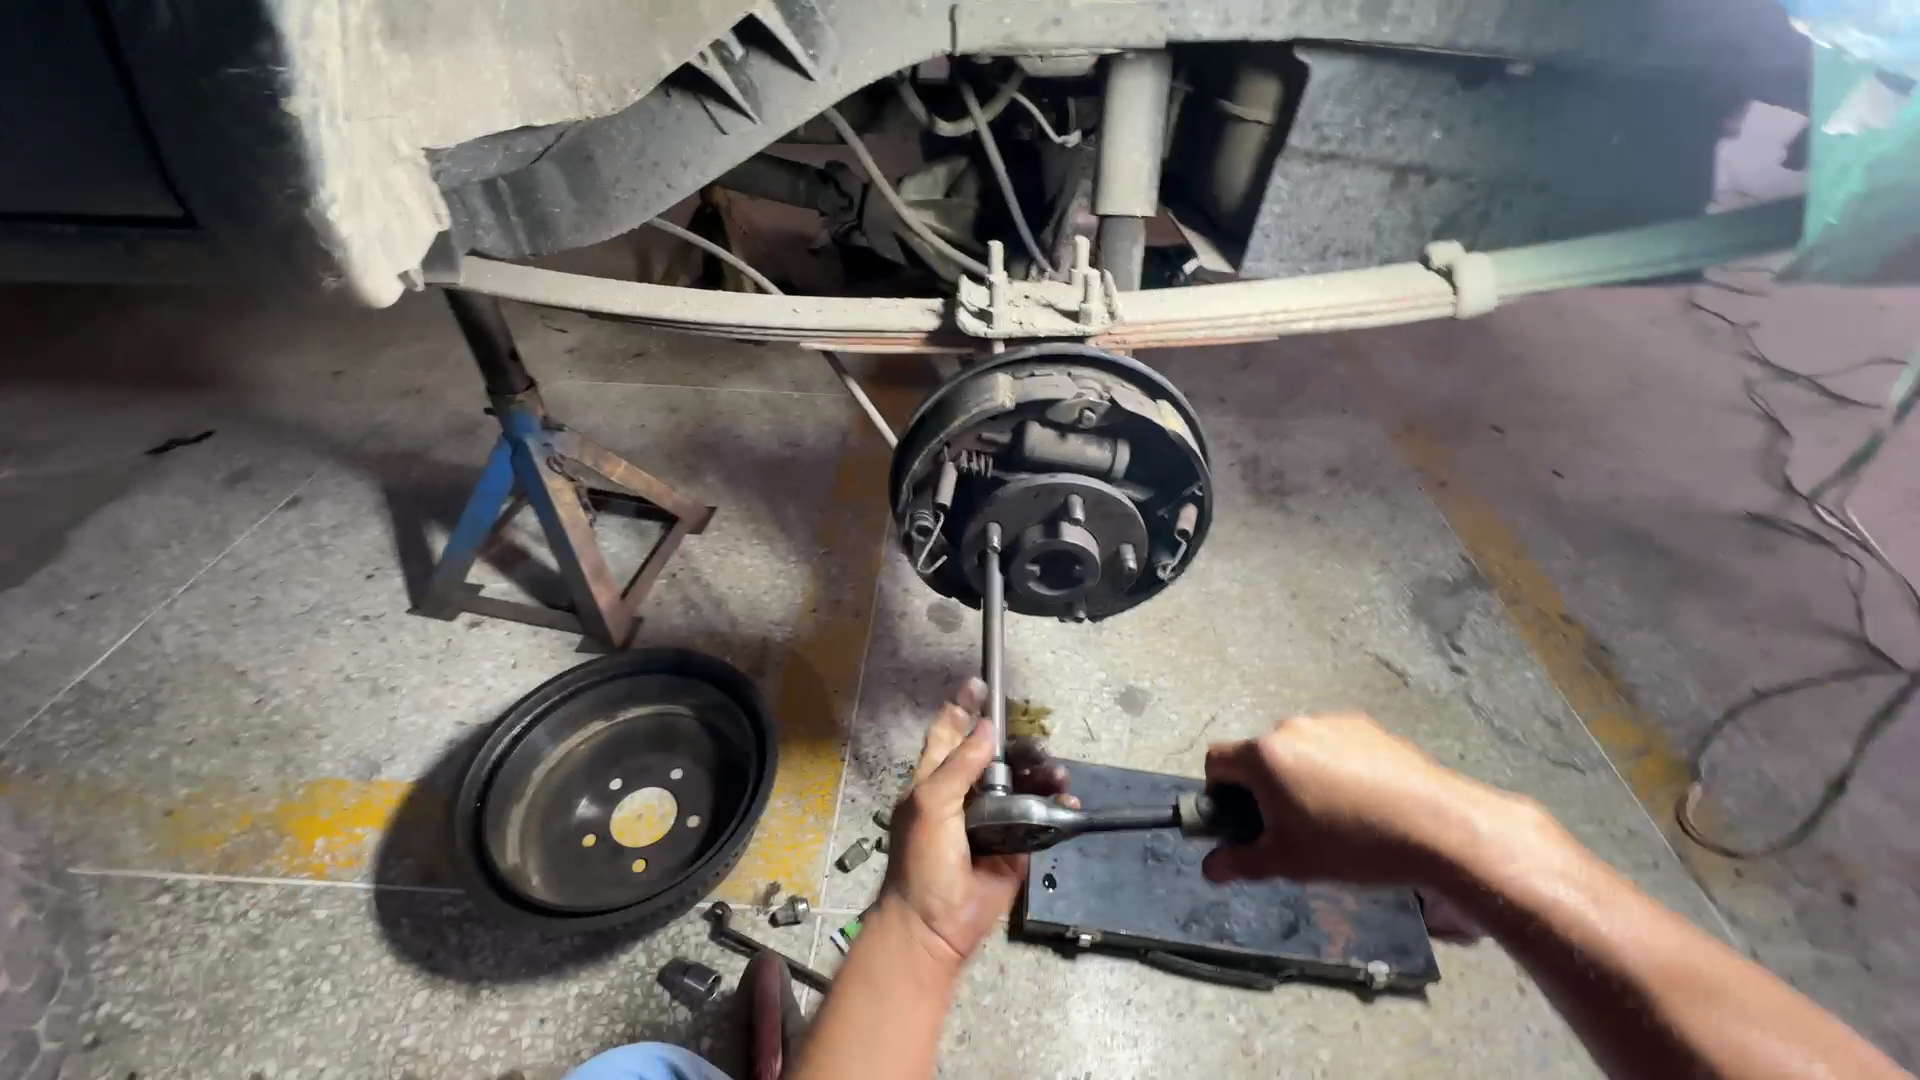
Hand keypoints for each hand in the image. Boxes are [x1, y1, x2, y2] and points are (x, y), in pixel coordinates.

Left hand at [881, 677, 1073, 965]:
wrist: (935, 924)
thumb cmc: (921, 860)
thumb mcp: (930, 805)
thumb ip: (959, 765)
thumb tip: (987, 728)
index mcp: (936, 778)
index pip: (949, 733)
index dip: (962, 707)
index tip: (978, 683)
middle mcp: (967, 792)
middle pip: (996, 754)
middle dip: (1017, 745)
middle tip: (1036, 746)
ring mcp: (995, 817)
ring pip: (1024, 782)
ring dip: (1042, 772)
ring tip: (1056, 773)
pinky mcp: (1018, 843)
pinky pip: (1041, 816)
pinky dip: (1057, 806)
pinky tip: (1067, 800)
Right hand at [1201, 711, 1514, 888]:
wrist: (1439, 826)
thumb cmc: (1351, 844)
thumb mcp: (1288, 863)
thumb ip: (1241, 863)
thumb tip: (1210, 869)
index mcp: (1263, 755)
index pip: (1216, 760)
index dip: (1219, 791)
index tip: (1243, 820)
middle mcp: (1290, 728)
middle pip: (1259, 755)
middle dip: (1265, 787)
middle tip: (1291, 826)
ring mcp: (1330, 723)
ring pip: (1298, 749)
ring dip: (1301, 774)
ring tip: (1335, 815)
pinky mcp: (1366, 726)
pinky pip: (1333, 744)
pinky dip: (1336, 766)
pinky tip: (1364, 800)